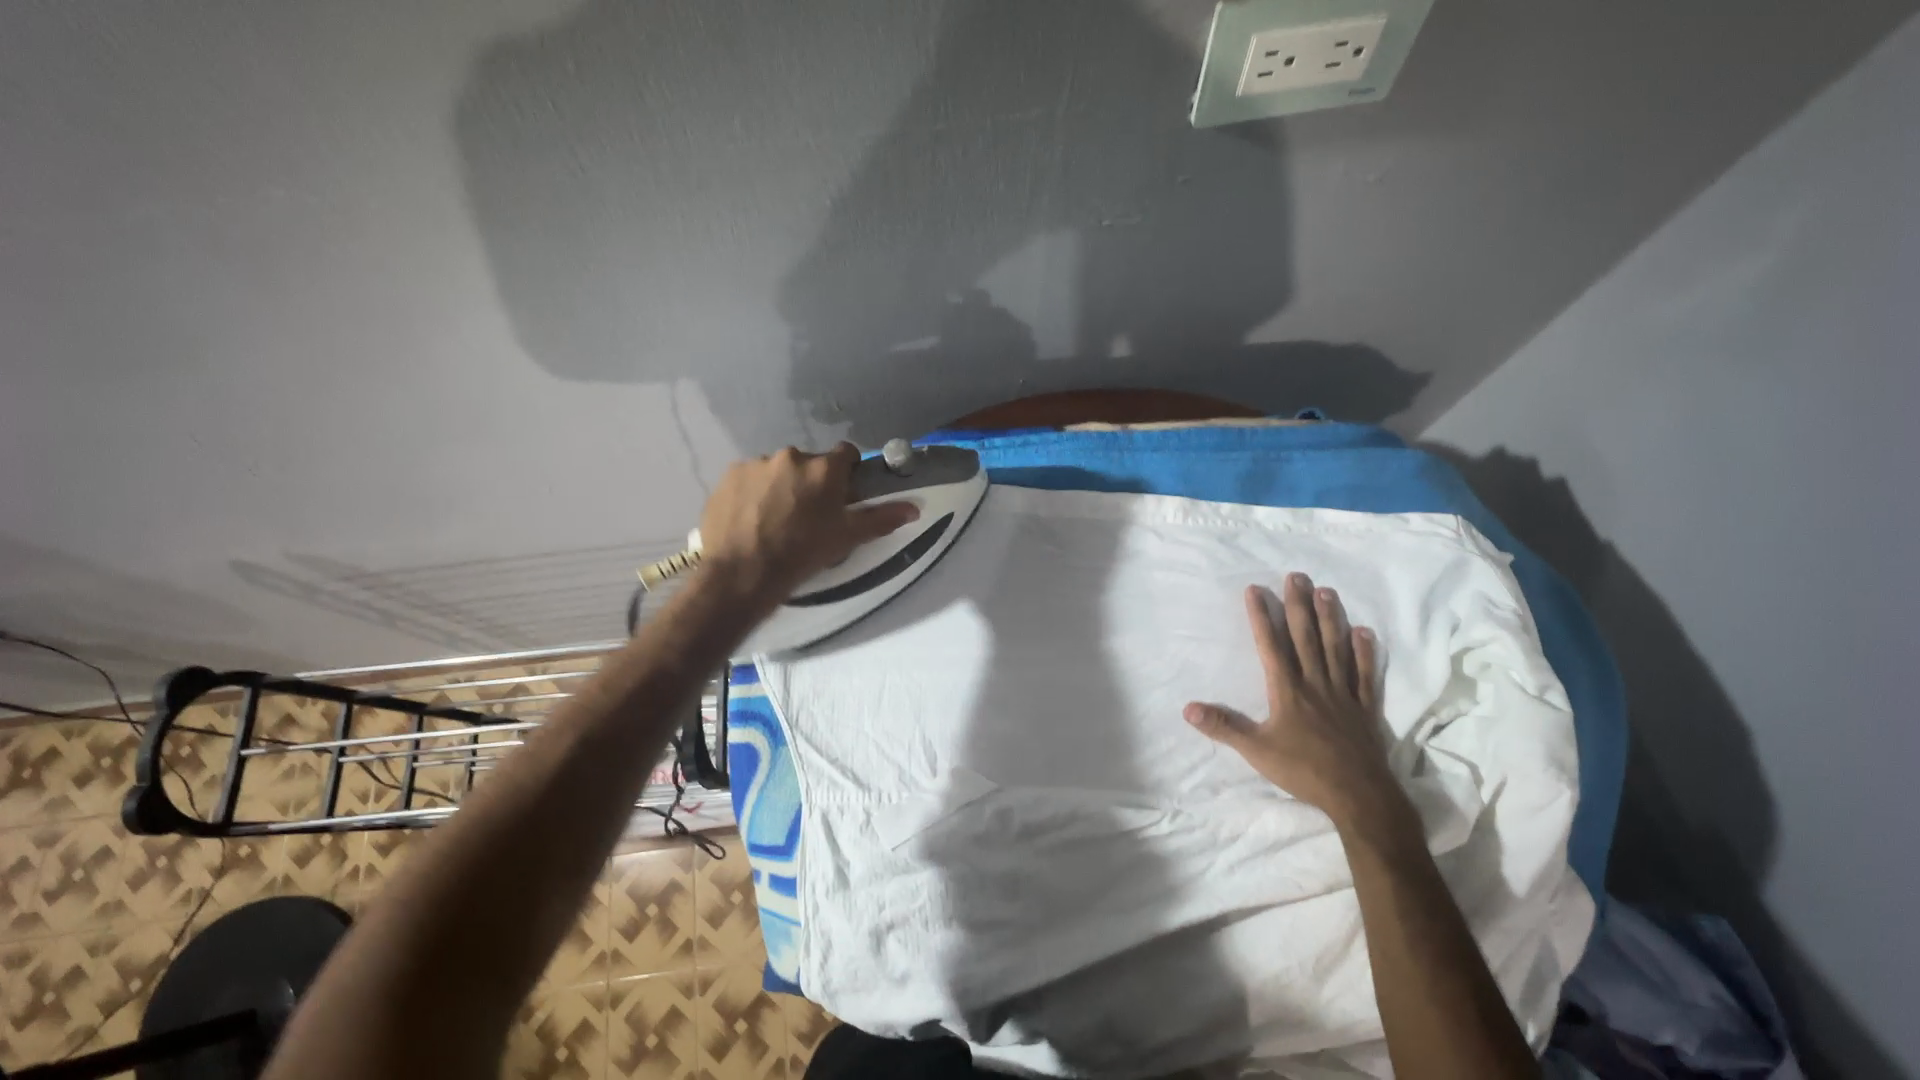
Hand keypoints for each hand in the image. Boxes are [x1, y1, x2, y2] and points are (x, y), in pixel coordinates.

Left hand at [698, 443, 920, 601]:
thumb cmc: (802, 554)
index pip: (846, 454)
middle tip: (808, 515)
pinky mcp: (729, 476)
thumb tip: (915, 508)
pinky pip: (748, 479)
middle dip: (811, 482)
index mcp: (824, 468)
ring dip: (780, 486)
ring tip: (775, 520)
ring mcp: (756, 464)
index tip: (843, 495)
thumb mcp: (846, 538)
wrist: (742, 573)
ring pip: (777, 470)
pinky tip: (751, 520)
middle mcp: (791, 456)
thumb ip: (881, 518)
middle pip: (809, 464)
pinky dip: (753, 493)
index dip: (848, 473)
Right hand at [1185, 574, 1402, 825]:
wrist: (1357, 793)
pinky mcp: (1365, 708)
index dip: (1261, 617)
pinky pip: (1365, 674)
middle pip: (1306, 638)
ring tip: (1326, 591)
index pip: (1271, 646)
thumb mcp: (1256, 751)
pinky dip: (1364, 652)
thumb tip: (1188, 708)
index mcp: (1287, 691)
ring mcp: (1343, 694)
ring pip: (1336, 648)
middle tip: (1297, 576)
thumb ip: (1223, 727)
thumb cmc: (1303, 770)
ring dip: (1330, 619)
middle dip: (1298, 606)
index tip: (1256, 590)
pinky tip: (1363, 632)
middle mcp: (1315, 683)